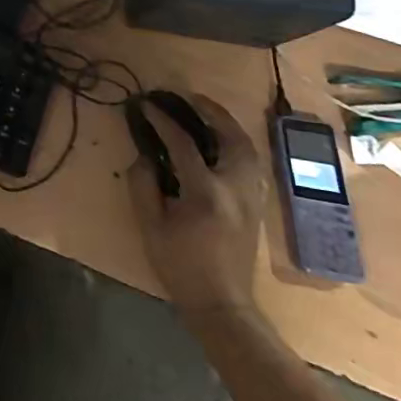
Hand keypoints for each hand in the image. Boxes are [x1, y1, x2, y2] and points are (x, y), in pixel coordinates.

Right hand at [128, 92, 265, 321]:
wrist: (222, 304)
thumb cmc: (181, 266)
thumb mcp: (151, 227)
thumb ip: (143, 185)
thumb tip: (144, 155)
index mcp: (206, 194)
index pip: (183, 144)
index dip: (163, 121)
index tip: (146, 105)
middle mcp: (236, 189)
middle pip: (230, 137)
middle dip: (209, 111)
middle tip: (187, 96)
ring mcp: (251, 196)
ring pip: (247, 147)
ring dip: (226, 123)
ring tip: (205, 111)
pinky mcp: (256, 203)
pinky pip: (251, 161)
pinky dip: (236, 142)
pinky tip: (219, 140)